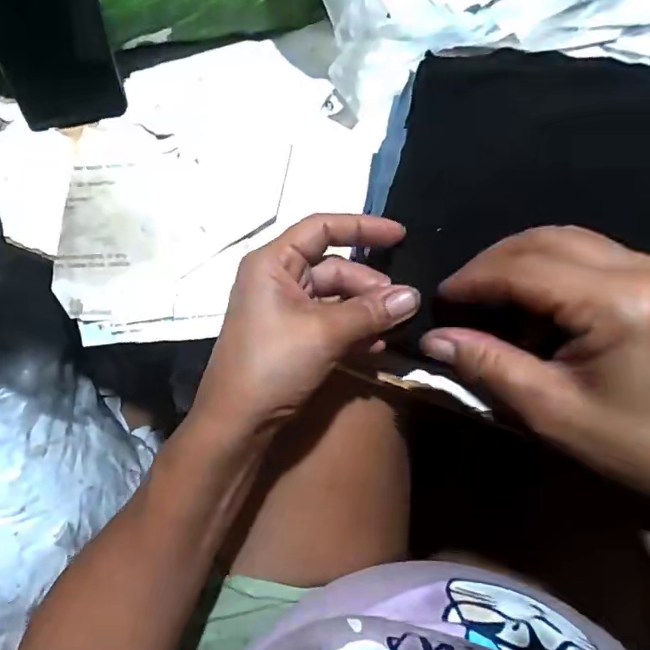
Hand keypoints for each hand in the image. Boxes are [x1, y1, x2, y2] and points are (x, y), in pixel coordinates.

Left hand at [192, 214, 419, 433]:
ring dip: (366, 310)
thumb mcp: (325, 333)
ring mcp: (283, 310)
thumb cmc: (272, 365)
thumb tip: (413, 295)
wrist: (237, 422)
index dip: (363, 227)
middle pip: (333, 266)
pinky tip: (378, 345)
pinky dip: (353, 329)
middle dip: (370, 284)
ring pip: (335, 297)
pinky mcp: (291, 337)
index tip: (401, 235)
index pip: (321, 227)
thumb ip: (370, 311)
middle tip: (402, 304)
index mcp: (272, 263)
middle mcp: (276, 280)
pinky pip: (329, 322)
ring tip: (396, 325)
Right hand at [419, 227, 649, 558]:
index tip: (439, 300)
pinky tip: (538, 305)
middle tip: (461, 296)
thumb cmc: (642, 448)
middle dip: (494, 262)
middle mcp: (645, 267)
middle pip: (548, 239)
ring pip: (572, 241)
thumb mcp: (554, 412)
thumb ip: (490, 365)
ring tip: (492, 299)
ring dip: (523, 261)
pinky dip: (555, 270)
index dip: (474, 279)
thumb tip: (435, 339)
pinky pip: (597, 256)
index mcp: (618, 301)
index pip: (525, 267)